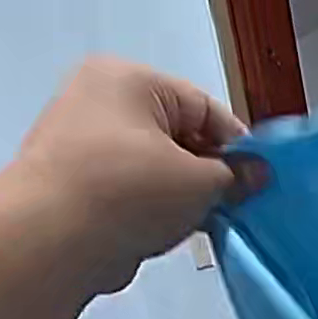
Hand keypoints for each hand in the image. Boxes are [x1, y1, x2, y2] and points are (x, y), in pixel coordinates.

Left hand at [0, 57, 250, 291]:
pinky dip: (164, 209)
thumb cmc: (127, 193)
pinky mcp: (87, 185)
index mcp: (129, 81)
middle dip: (213, 173)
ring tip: (211, 223)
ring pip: (161, 167)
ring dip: (190, 196)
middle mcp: (104, 102)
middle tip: (239, 205)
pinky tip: (181, 231)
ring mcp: (90, 144)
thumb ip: (235, 177)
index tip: (259, 179)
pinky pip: (140, 191)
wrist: (58, 238)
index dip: (238, 145)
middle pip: (181, 135)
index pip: (203, 106)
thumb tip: (257, 175)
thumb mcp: (199, 182)